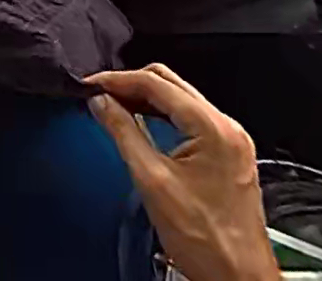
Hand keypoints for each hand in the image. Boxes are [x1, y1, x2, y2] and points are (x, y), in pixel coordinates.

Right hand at [85, 65, 279, 280]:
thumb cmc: (207, 242)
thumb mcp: (152, 180)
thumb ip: (122, 131)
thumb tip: (100, 102)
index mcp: (213, 129)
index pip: (155, 84)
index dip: (117, 80)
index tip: (92, 85)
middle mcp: (226, 128)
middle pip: (168, 83)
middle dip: (129, 84)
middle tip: (99, 92)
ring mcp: (229, 140)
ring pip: (177, 97)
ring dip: (143, 96)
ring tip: (113, 104)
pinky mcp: (226, 153)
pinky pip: (187, 116)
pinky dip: (158, 112)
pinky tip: (138, 119)